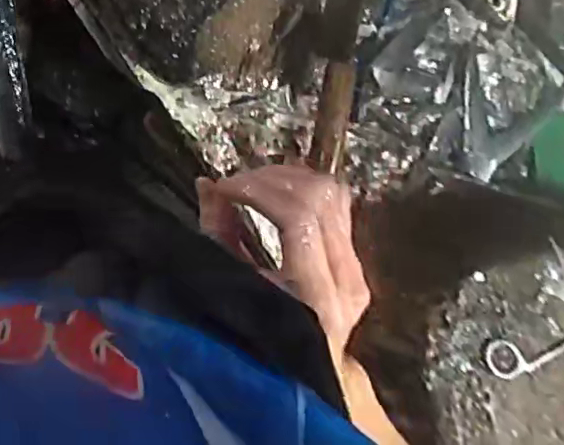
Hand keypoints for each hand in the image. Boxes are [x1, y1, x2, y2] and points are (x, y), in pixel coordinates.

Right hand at [198, 165, 369, 351]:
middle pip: (317, 198)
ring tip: (253, 185)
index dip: (256, 189)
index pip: (297, 216)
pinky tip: (276, 193)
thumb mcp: (232, 289)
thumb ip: (219, 233)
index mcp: (316, 294)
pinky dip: (302, 189)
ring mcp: (357, 270)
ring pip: (330, 195)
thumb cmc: (260, 343)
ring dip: (286, 179)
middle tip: (235, 184)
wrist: (305, 383)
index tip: (223, 187)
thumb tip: (207, 184)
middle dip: (268, 179)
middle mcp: (346, 279)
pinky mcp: (355, 262)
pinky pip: (335, 206)